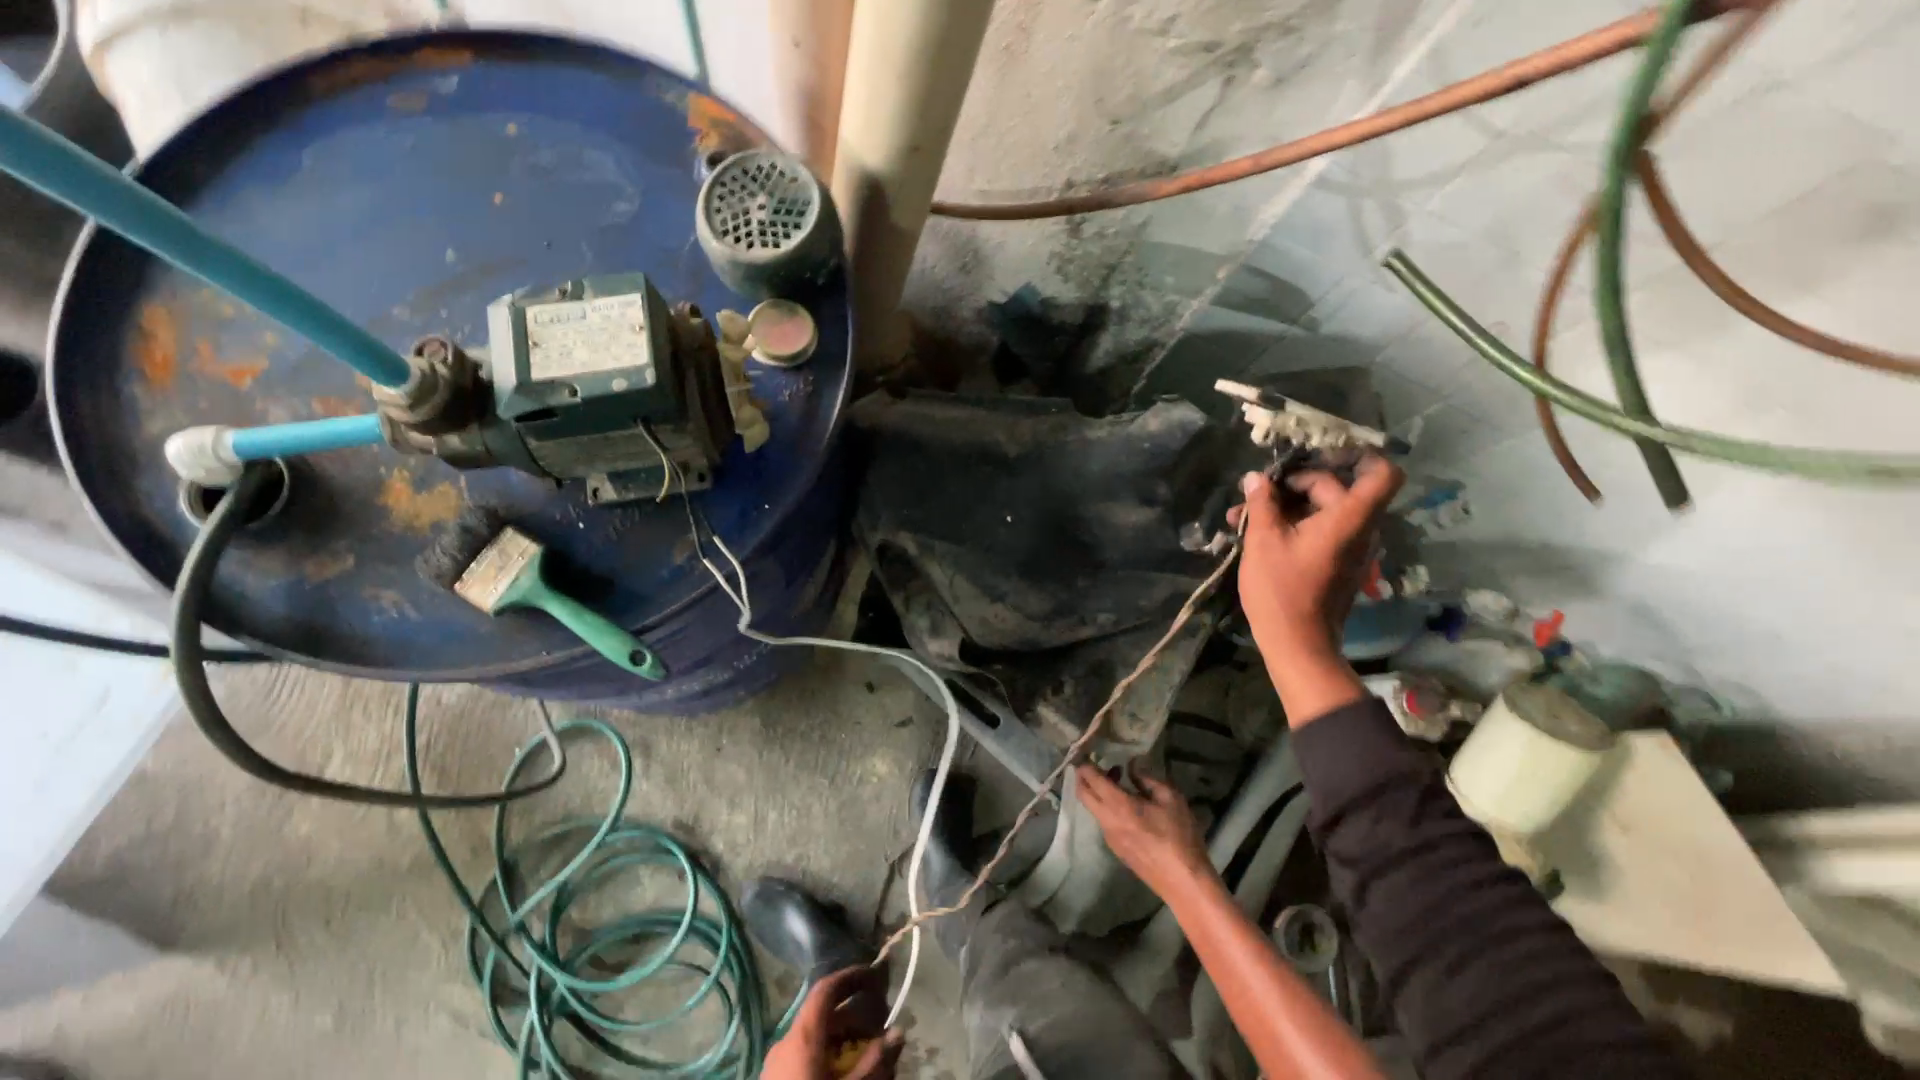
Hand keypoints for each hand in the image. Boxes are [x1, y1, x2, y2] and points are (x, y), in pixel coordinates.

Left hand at [761, 966, 903, 1079]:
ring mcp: (775, 1064)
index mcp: (803, 1037)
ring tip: (868, 1056)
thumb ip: (876, 1062)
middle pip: (823, 1016)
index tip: (874, 974)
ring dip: (843, 1040)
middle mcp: (785, 1042)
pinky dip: (827, 1056)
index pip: (826, 990)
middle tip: (881, 1028)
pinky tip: (845, 1074)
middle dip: (855, 1017)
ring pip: (814, 1038)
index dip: (851, 977)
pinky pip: (804, 1057)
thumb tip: (897, 1033)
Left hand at [1075, 764, 1217, 900]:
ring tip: (1120, 782)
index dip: (1086, 765)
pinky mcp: (1116, 849)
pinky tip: (1128, 807)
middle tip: (1100, 765)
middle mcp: (1106, 821)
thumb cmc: (1179, 836)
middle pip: (1083, 794)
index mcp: (1118, 805)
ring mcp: (1109, 838)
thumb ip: (1147, 779)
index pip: (1091, 780)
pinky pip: (1103, 821)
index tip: (1087, 753)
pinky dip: (1106, 807)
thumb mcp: (1170, 799)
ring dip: (1098, 793)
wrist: (1182, 880)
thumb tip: (1132, 766)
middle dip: (1084, 777)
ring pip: (1092, 809)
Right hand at [1233, 456, 1403, 658]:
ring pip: (1321, 511)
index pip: (1382, 473)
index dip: (1359, 454)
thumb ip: (1261, 503)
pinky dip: (1292, 526)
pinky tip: (1254, 534)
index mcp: (1349, 519)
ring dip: (1285, 507)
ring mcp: (1349, 549)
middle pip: (1336, 488)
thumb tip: (1255, 478)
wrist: (1298, 646)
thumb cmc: (1281, 590)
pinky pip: (1319, 531)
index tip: (1321, 452)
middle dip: (1292, 485)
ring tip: (1241, 517)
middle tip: (1253, 493)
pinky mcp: (1336, 565)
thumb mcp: (1263, 541)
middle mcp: (1358, 529)